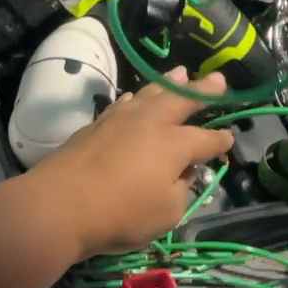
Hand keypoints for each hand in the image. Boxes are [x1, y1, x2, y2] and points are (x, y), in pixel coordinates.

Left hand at [28, 68, 234, 257]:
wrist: (60, 205)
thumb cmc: (120, 214)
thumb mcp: (166, 214)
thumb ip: (181, 191)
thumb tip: (183, 174)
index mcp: (175, 145)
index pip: (206, 140)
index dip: (219, 141)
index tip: (228, 140)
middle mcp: (150, 123)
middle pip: (181, 100)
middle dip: (202, 91)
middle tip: (218, 80)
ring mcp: (119, 121)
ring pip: (150, 94)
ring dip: (168, 84)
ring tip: (181, 73)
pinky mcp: (93, 126)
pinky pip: (122, 104)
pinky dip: (134, 99)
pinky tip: (134, 97)